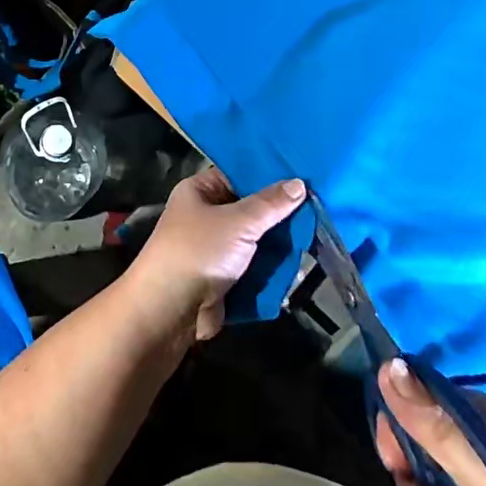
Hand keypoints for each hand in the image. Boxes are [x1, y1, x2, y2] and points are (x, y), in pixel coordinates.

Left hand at [125, 169, 305, 341]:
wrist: (169, 311)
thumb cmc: (199, 252)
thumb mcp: (239, 221)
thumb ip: (271, 204)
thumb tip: (300, 183)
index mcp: (199, 192)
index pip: (238, 174)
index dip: (268, 174)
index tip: (303, 174)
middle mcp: (205, 216)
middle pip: (249, 208)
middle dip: (278, 212)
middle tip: (316, 205)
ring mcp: (214, 248)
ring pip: (254, 238)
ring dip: (277, 241)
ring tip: (314, 232)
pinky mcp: (222, 276)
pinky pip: (252, 264)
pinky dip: (270, 266)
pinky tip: (298, 260)